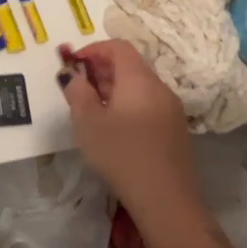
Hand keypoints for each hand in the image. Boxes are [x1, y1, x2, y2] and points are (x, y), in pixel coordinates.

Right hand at [58, 39, 205, 223]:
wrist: (165, 200)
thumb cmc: (120, 153)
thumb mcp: (86, 121)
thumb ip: (76, 91)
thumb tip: (73, 74)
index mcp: (139, 81)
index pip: (118, 47)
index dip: (92, 49)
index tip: (72, 65)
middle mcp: (160, 89)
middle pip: (130, 65)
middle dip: (100, 69)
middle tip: (75, 87)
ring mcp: (171, 110)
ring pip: (138, 85)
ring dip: (111, 88)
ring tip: (89, 108)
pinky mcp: (174, 130)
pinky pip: (147, 103)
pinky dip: (126, 103)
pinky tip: (112, 126)